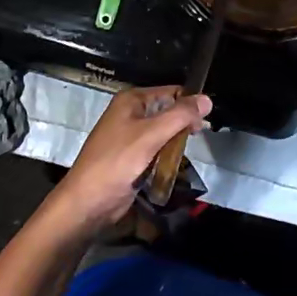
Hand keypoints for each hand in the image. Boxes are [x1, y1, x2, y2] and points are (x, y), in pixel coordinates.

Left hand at [46, 86, 210, 226]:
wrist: (87, 203)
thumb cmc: (117, 163)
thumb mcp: (151, 134)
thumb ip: (181, 115)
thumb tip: (208, 99)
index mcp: (132, 100)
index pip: (173, 92)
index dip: (190, 105)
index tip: (202, 123)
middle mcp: (131, 113)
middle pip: (170, 111)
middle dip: (184, 124)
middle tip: (195, 139)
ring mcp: (131, 135)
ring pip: (165, 131)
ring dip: (177, 141)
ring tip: (184, 152)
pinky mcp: (133, 155)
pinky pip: (158, 148)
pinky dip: (168, 154)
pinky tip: (173, 163)